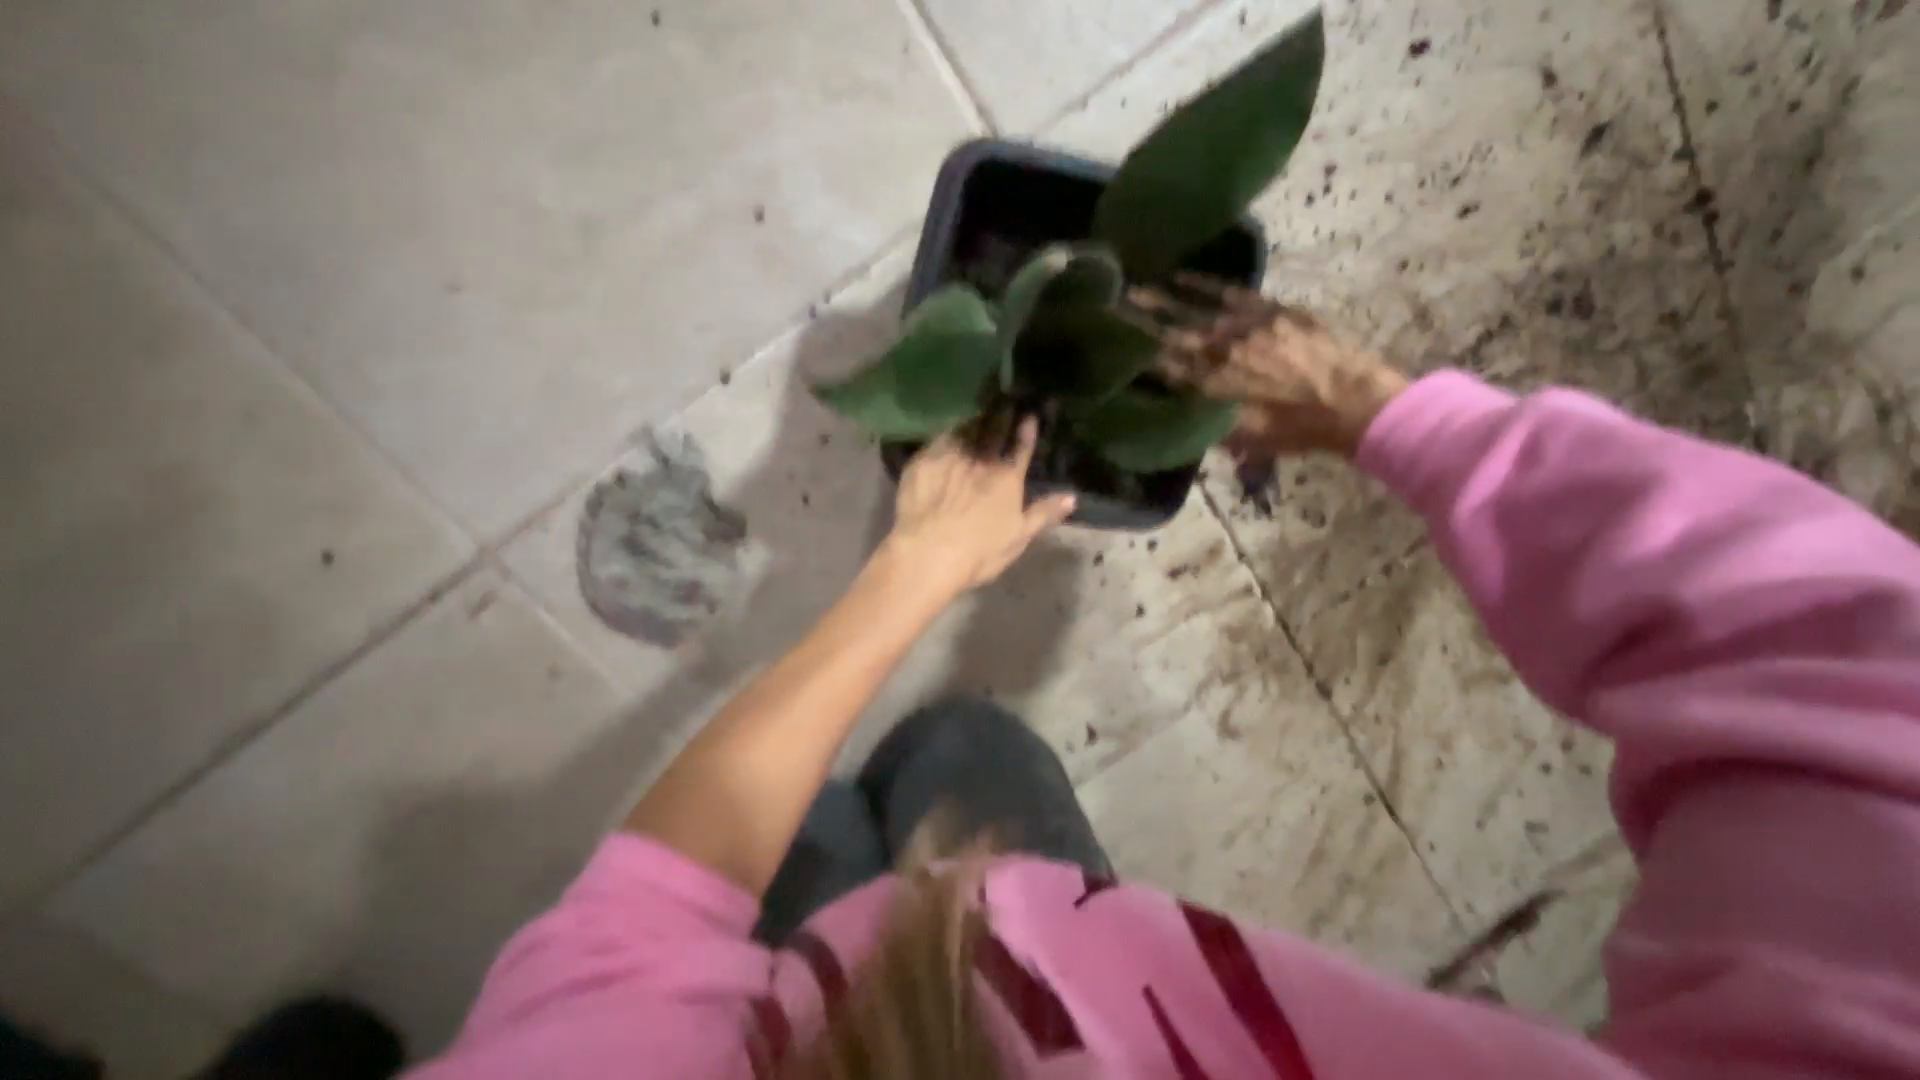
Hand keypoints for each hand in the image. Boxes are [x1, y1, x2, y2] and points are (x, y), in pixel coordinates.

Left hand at [885, 416, 1076, 592]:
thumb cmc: (979, 552)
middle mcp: (981, 459)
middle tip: (1004, 403)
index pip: (1021, 448)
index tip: (1029, 416)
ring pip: (965, 430)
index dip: (1027, 431)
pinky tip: (944, 435)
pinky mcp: (922, 461)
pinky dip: (945, 435)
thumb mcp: (1019, 537)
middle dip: (1001, 416)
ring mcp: (950, 456)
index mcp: (1006, 477)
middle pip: (994, 432)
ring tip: (975, 414)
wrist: (927, 553)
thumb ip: (1044, 513)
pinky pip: (937, 440)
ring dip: (973, 422)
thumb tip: (1072, 497)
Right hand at [1134, 275, 1408, 458]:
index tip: (1115, 343)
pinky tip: (1182, 276)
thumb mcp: (1249, 439)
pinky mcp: (1271, 310)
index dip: (1140, 355)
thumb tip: (1186, 415)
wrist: (1355, 402)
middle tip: (1113, 306)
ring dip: (1163, 300)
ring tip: (1137, 289)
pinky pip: (1230, 292)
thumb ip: (1213, 426)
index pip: (1167, 367)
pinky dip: (1204, 284)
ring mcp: (1247, 327)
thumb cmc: (1301, 430)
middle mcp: (1223, 352)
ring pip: (1196, 310)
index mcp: (1214, 386)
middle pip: (1174, 334)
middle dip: (1141, 321)